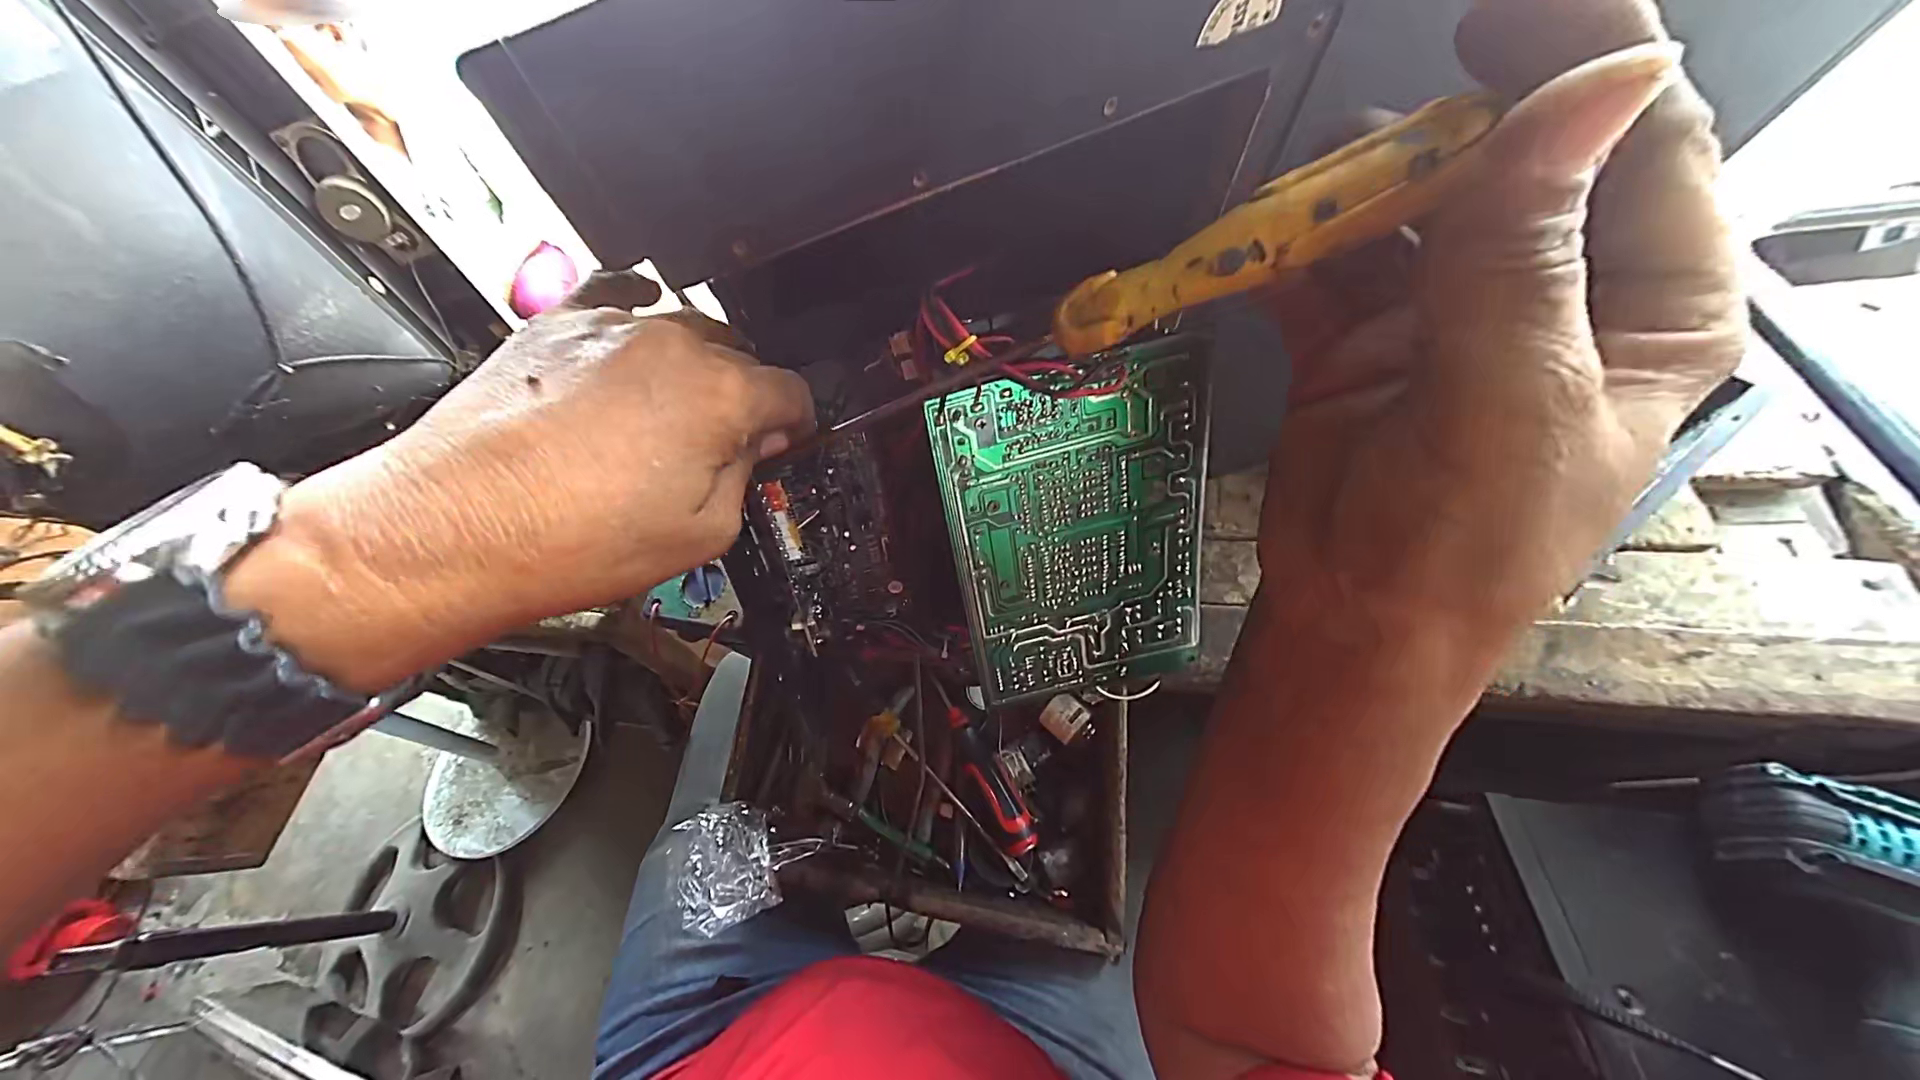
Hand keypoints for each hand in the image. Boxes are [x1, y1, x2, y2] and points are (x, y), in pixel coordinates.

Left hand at [226, 276, 814, 690]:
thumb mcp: (703, 533)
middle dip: (748, 400)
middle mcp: (671, 347)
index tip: (787, 438)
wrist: (455, 529)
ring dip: (699, 369)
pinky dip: (642, 318)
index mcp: (720, 396)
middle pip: (743, 359)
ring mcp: (611, 329)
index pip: (791, 392)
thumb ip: (748, 477)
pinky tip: (642, 338)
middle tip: (730, 443)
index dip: (797, 422)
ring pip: (687, 331)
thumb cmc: (568, 537)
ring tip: (676, 414)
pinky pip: (619, 299)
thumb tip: (755, 449)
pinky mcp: (557, 325)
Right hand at [1259, 0, 1742, 670]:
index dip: (1578, 69)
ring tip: (1285, 204)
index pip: (1635, 150)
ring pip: (1393, 225)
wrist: (1354, 613)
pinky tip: (1245, 258)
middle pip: (1494, 175)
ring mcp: (1432, 323)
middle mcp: (1534, 301)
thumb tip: (1585, 92)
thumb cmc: (1460, 539)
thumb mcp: (1507, 405)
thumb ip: (1523, 263)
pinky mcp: (1350, 351)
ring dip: (1337, 206)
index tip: (1499, 18)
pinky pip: (1317, 283)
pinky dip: (1280, 265)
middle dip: (1426, 148)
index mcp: (1636, 307)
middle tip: (1353, 150)